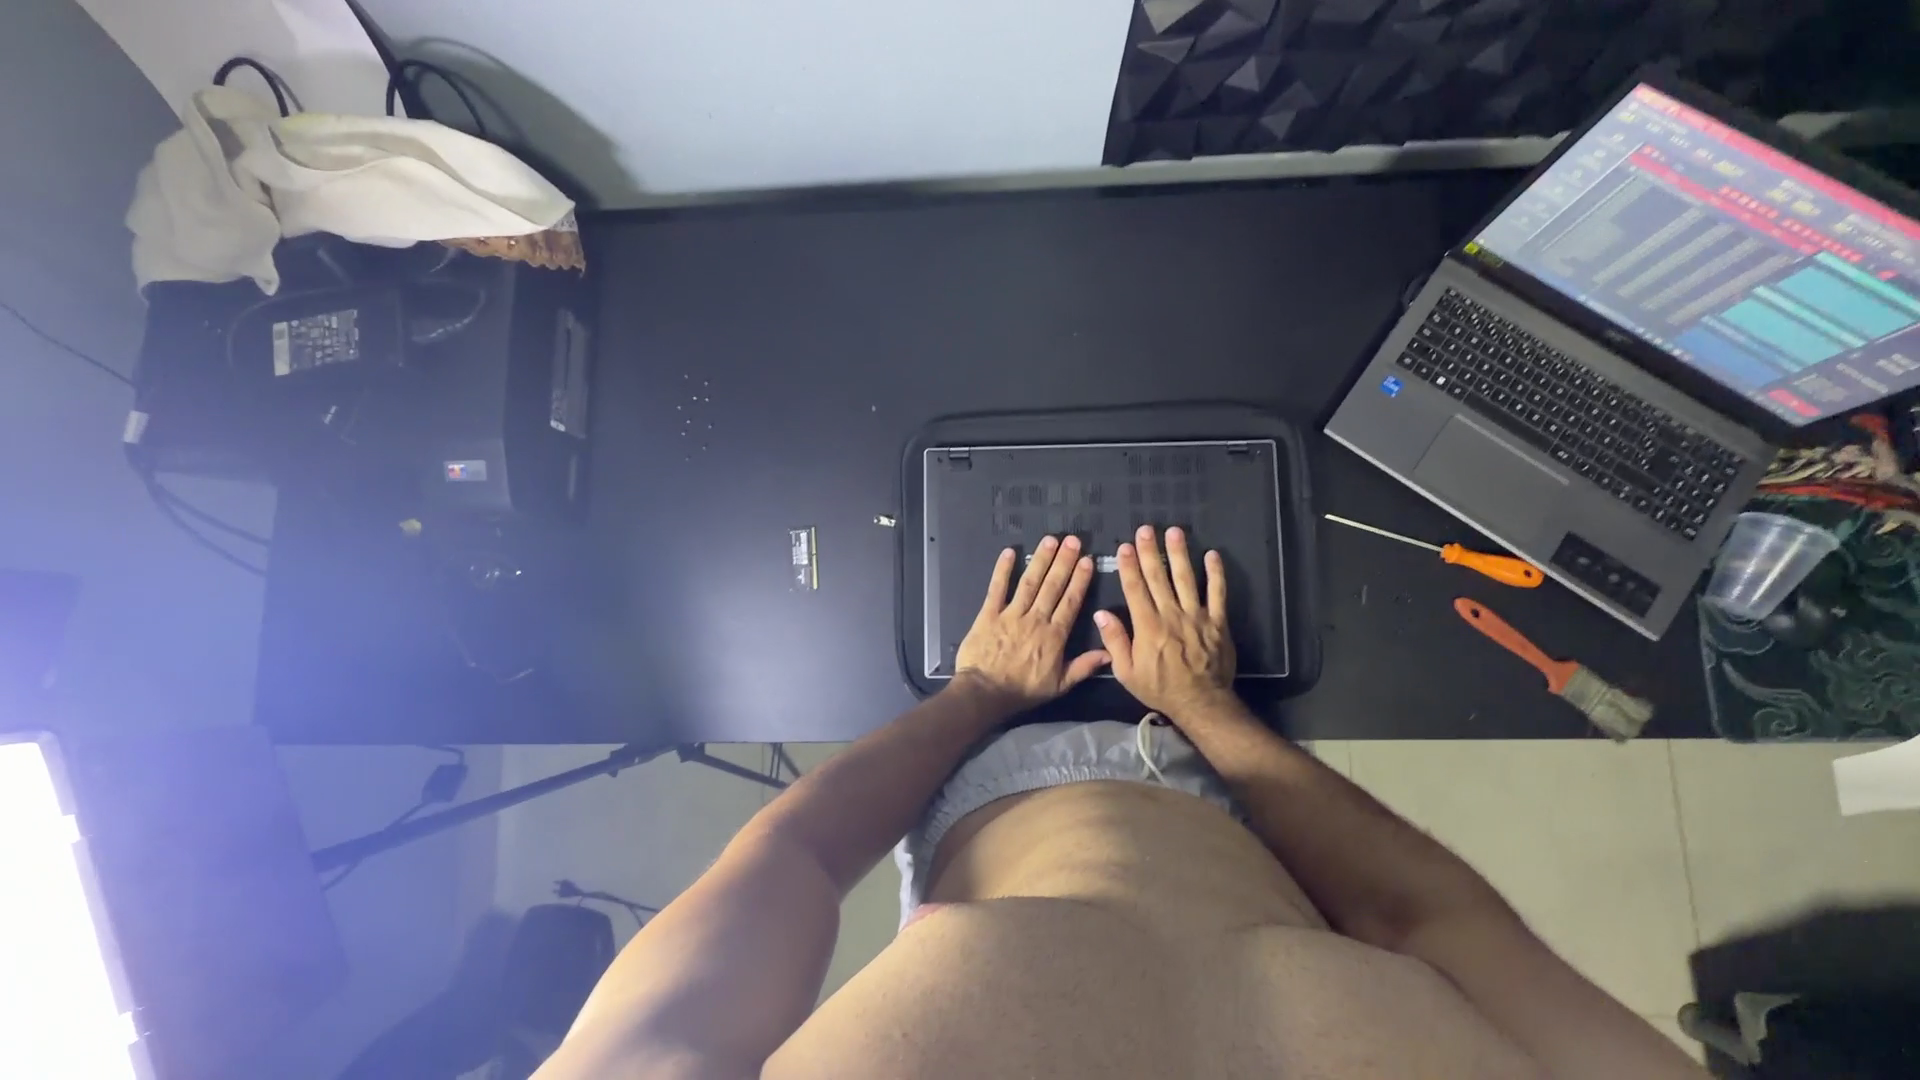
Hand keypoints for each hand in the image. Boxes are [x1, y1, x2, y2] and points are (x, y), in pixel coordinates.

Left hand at [952, 535, 1109, 711]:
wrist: (985, 693)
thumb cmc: (1023, 690)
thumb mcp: (1059, 685)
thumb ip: (1084, 667)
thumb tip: (1110, 654)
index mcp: (1054, 635)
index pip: (1071, 602)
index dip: (1080, 580)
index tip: (1088, 560)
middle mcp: (1035, 619)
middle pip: (1052, 586)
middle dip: (1064, 562)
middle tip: (1073, 540)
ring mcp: (1011, 614)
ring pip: (1029, 582)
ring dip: (1040, 560)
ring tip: (1050, 540)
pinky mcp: (989, 614)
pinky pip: (996, 588)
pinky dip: (1002, 570)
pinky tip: (1009, 552)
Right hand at [1094, 525, 1235, 717]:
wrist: (1201, 702)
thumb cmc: (1160, 689)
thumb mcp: (1127, 672)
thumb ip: (1115, 642)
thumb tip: (1101, 614)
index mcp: (1147, 626)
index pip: (1135, 589)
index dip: (1129, 566)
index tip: (1125, 547)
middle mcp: (1171, 615)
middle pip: (1158, 577)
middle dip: (1150, 551)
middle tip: (1146, 529)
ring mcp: (1196, 616)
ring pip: (1186, 579)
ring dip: (1179, 554)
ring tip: (1174, 532)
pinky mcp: (1218, 622)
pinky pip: (1217, 594)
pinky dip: (1216, 574)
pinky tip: (1212, 555)